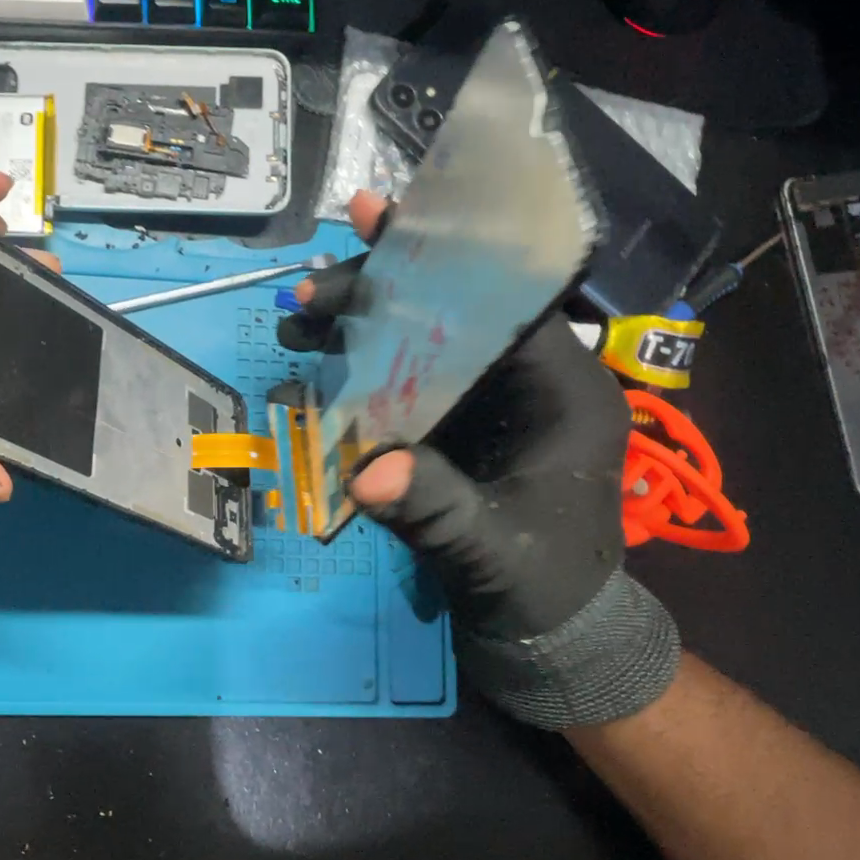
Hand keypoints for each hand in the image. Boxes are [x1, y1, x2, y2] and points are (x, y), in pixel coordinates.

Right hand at [281, 191, 677, 728]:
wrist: (549, 638)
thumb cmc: (544, 590)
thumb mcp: (492, 552)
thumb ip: (436, 509)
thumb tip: (363, 472)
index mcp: (563, 391)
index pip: (502, 299)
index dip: (441, 256)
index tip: (375, 222)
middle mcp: (524, 381)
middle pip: (449, 310)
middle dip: (378, 294)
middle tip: (307, 292)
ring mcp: (485, 403)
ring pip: (420, 340)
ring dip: (358, 325)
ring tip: (296, 317)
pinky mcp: (453, 427)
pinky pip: (402, 380)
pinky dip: (356, 367)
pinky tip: (312, 359)